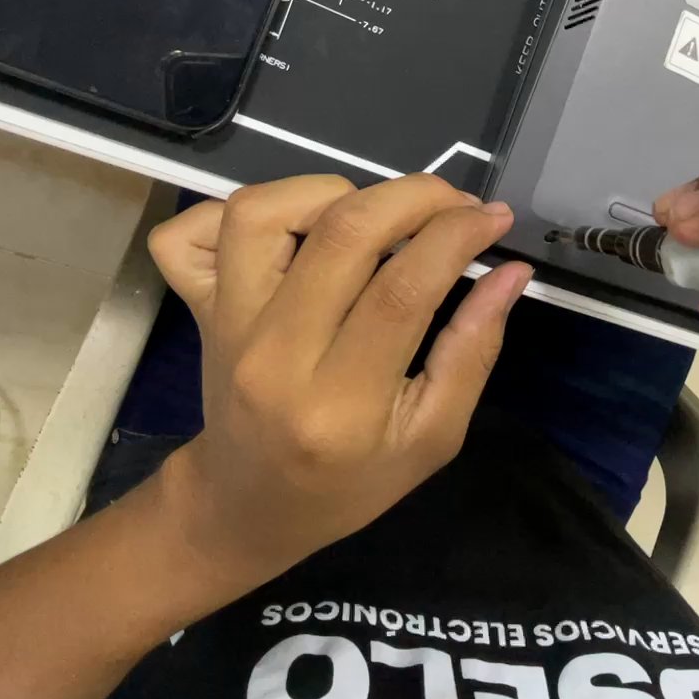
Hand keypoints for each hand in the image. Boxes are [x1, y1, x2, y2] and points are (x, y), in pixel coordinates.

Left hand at [141, 175, 531, 584]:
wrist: (245, 506)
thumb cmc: (348, 484)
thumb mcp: (432, 437)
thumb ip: (473, 351)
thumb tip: (509, 271)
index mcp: (339, 403)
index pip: (402, 289)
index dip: (457, 236)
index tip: (493, 218)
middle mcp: (273, 355)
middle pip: (341, 234)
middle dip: (413, 196)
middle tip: (452, 202)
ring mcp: (224, 324)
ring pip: (261, 213)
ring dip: (330, 192)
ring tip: (371, 216)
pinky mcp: (197, 306)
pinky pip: (189, 233)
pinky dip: (234, 210)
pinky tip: (289, 230)